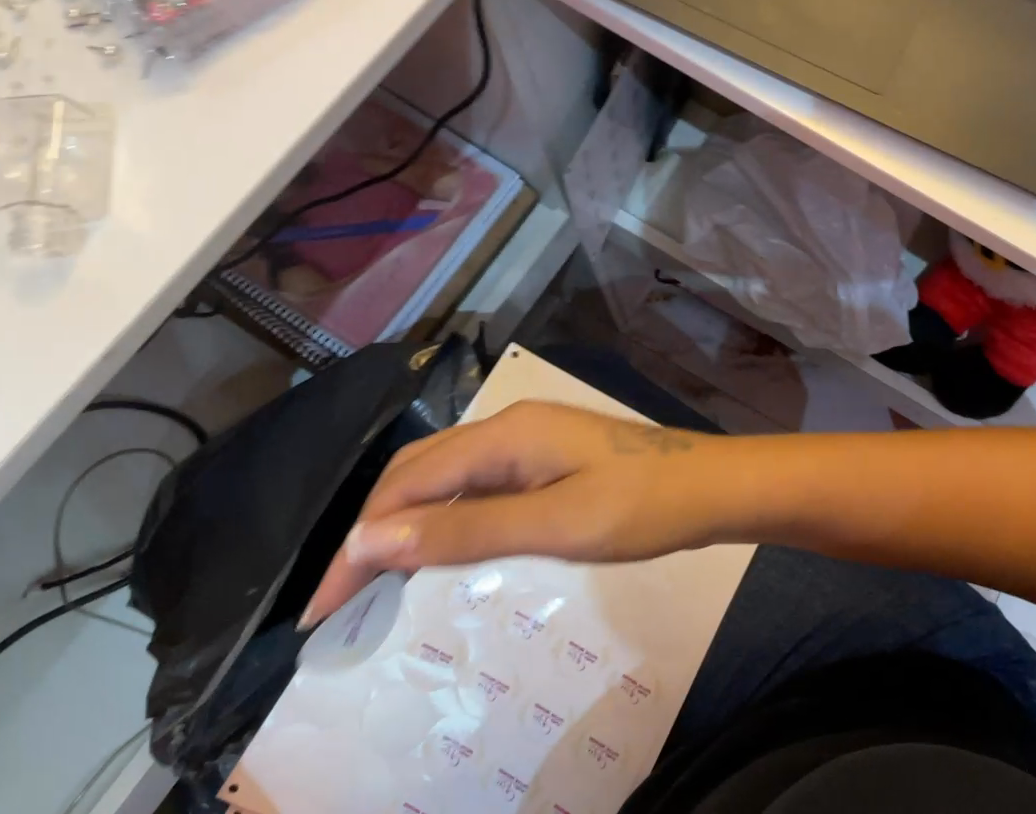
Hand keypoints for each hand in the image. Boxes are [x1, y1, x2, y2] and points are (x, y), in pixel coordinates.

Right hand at [301, 402, 718, 626]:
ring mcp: (528, 441)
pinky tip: (440, 549)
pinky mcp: (545, 460)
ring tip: (373, 580)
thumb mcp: (555, 525)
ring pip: (445, 477)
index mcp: (503, 437)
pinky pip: (476, 485)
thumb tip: (371, 539)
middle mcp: (507, 429)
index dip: (359, 544)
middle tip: (339, 599)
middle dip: (372, 531)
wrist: (713, 486)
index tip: (322, 606)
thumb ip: (467, 531)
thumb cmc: (642, 506)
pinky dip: (445, 518)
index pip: (405, 486)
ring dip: (405, 523)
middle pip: (416, 473)